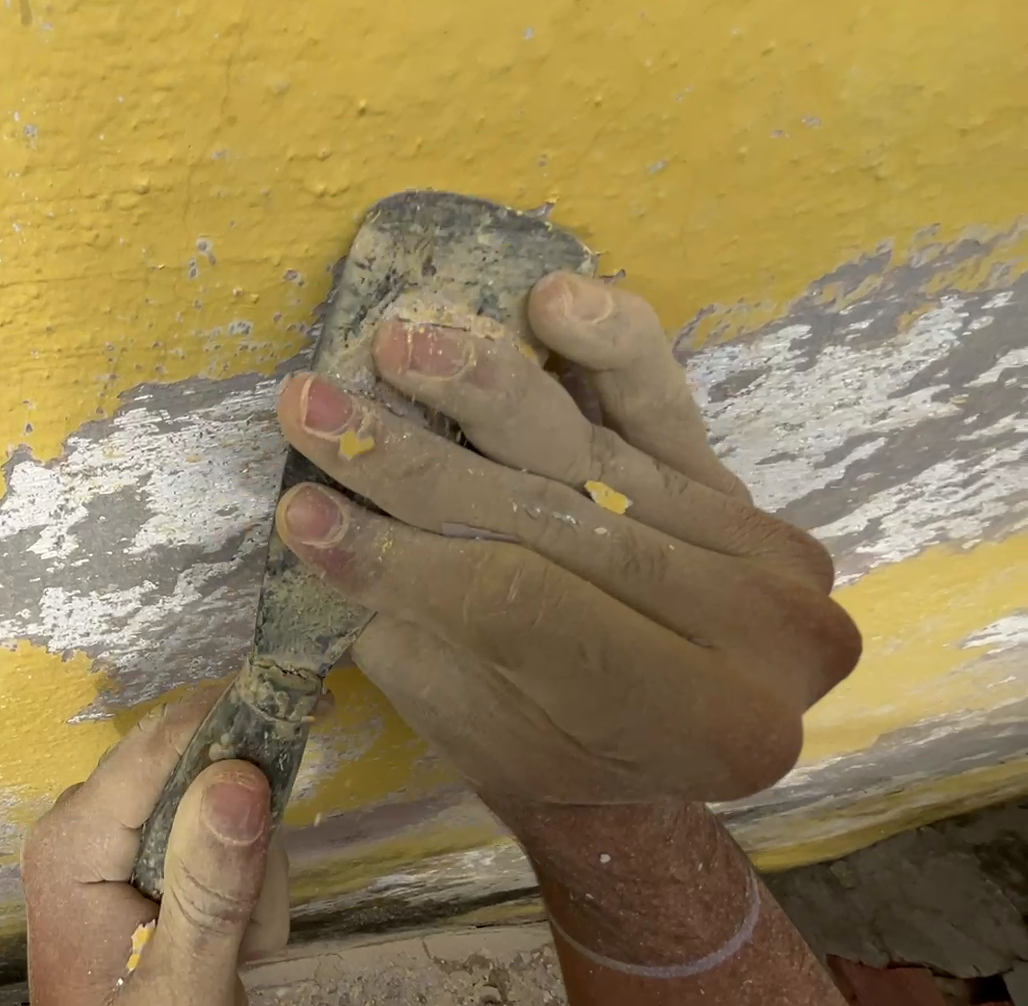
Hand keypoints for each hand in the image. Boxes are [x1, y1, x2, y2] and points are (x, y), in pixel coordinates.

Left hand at [22, 690, 289, 1005]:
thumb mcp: (183, 985)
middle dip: (240, 837)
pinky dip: (234, 882)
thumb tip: (238, 775)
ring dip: (244, 873)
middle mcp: (81, 820)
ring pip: (208, 804)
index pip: (157, 746)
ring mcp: (106, 836)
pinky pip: (203, 833)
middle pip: (187, 771)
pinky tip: (225, 942)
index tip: (302, 700)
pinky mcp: (131, 853)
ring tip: (238, 951)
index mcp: (73, 838)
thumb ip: (209, 888)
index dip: (228, 715)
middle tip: (255, 922)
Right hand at [271, 272, 860, 804]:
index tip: (296, 514)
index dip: (396, 557)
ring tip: (396, 344)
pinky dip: (611, 343)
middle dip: (406, 460)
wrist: (644, 740)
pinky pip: (667, 398)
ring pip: (586, 446)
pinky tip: (552, 301)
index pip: (512, 606)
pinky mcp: (728, 480)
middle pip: (539, 514)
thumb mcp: (462, 720)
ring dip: (477, 386)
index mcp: (687, 721)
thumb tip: (317, 516)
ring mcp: (752, 544)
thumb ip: (406, 620)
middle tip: (312, 409)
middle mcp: (748, 628)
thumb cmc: (532, 747)